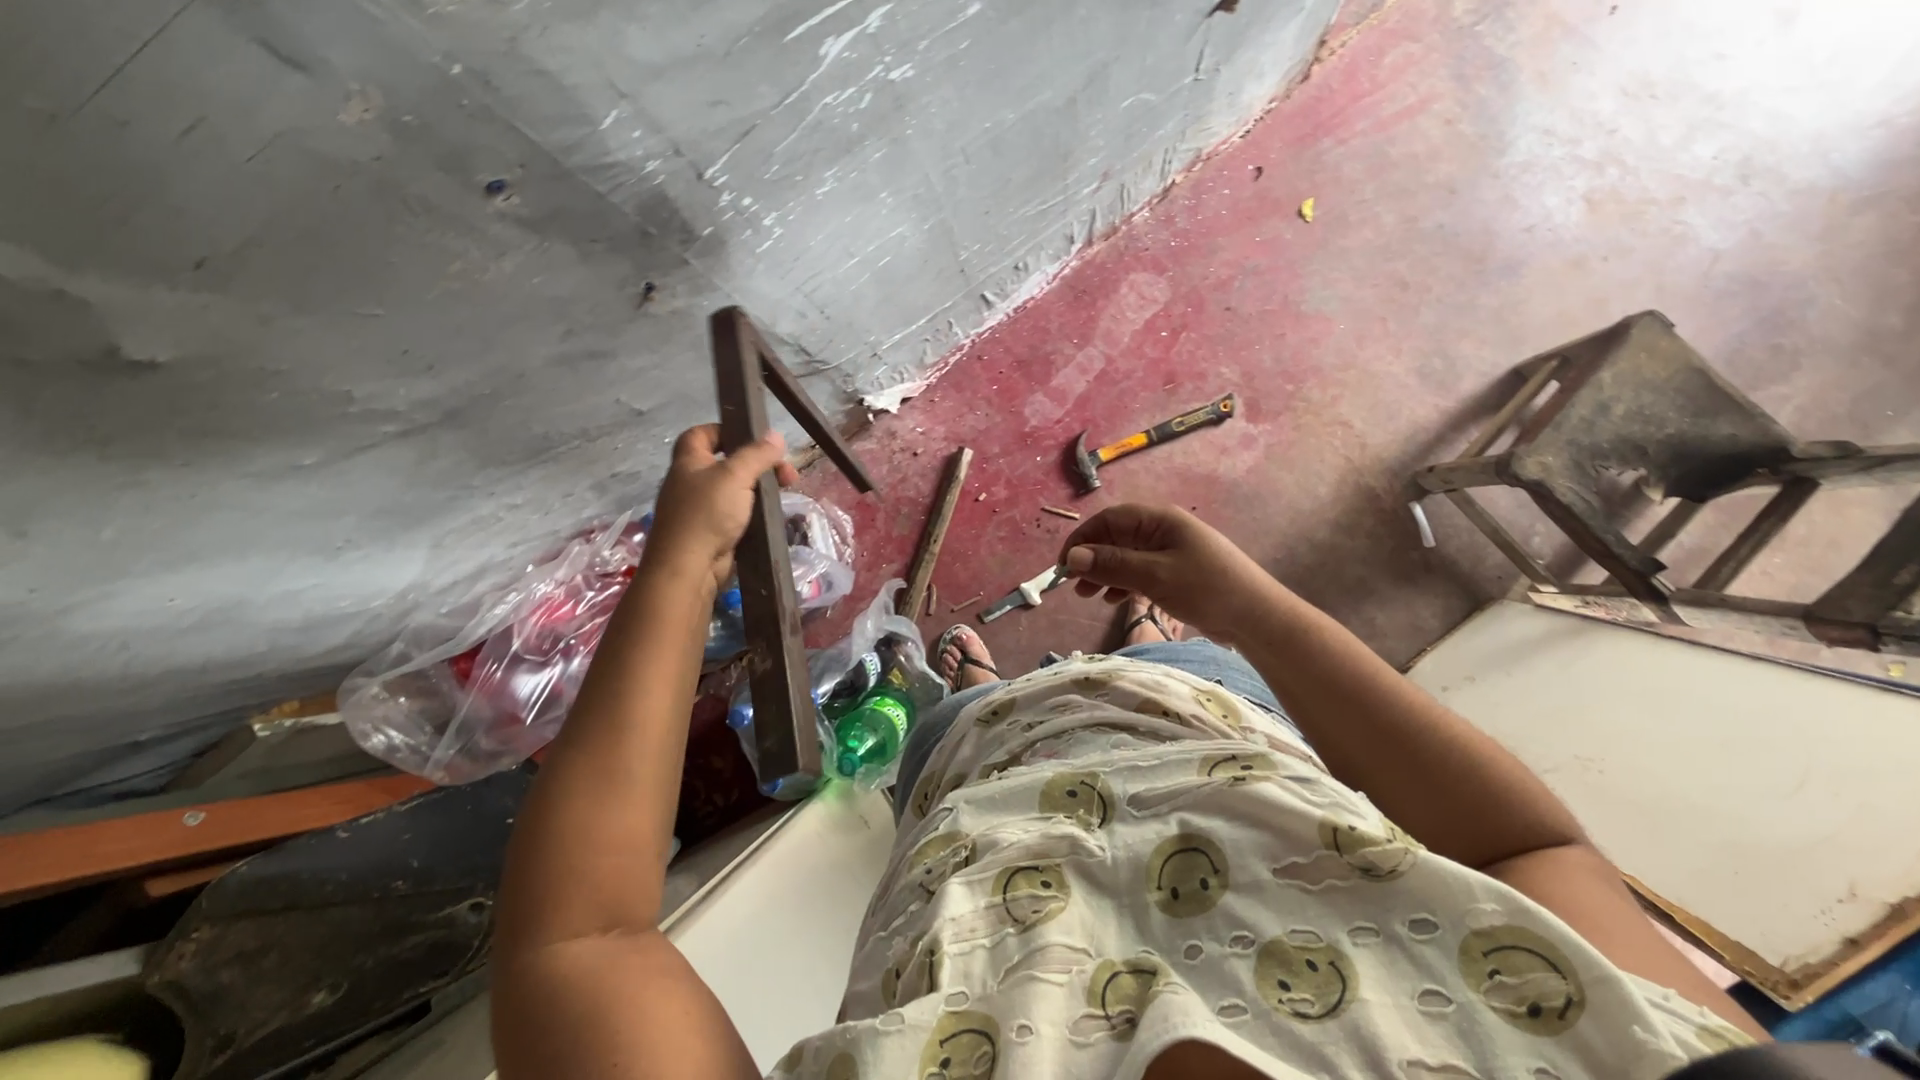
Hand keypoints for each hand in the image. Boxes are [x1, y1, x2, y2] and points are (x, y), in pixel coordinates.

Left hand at [646, 424, 798, 592]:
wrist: (689, 568)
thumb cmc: (707, 513)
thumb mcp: (735, 476)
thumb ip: (757, 454)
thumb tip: (775, 435)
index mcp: (689, 461)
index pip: (702, 433)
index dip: (726, 430)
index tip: (754, 437)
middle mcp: (692, 482)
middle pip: (726, 462)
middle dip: (757, 463)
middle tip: (785, 472)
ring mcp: (701, 508)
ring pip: (735, 489)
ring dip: (760, 488)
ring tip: (785, 491)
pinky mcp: (712, 532)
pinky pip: (737, 514)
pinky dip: (755, 512)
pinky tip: (773, 514)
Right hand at [1057, 504, 1277, 638]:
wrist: (1255, 615)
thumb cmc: (1206, 588)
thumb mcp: (1154, 576)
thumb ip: (1112, 565)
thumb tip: (1072, 558)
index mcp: (1159, 520)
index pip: (1109, 520)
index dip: (1082, 539)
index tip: (1064, 566)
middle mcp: (1163, 531)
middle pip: (1115, 537)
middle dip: (1091, 559)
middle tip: (1074, 586)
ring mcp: (1171, 552)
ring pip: (1126, 557)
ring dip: (1105, 573)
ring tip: (1089, 597)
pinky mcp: (1177, 574)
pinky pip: (1140, 572)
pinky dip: (1123, 583)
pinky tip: (1115, 600)